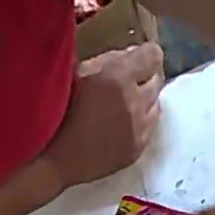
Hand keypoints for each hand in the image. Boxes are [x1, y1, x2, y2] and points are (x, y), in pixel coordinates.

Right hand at [39, 43, 163, 188]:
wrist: (57, 157)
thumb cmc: (60, 110)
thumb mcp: (80, 71)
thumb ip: (108, 61)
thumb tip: (130, 57)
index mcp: (119, 76)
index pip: (153, 56)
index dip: (145, 57)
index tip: (136, 62)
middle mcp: (135, 102)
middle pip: (157, 82)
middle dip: (145, 80)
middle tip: (129, 86)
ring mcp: (138, 130)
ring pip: (156, 108)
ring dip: (145, 104)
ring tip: (127, 109)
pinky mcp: (136, 151)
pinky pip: (149, 131)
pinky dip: (141, 126)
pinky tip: (124, 128)